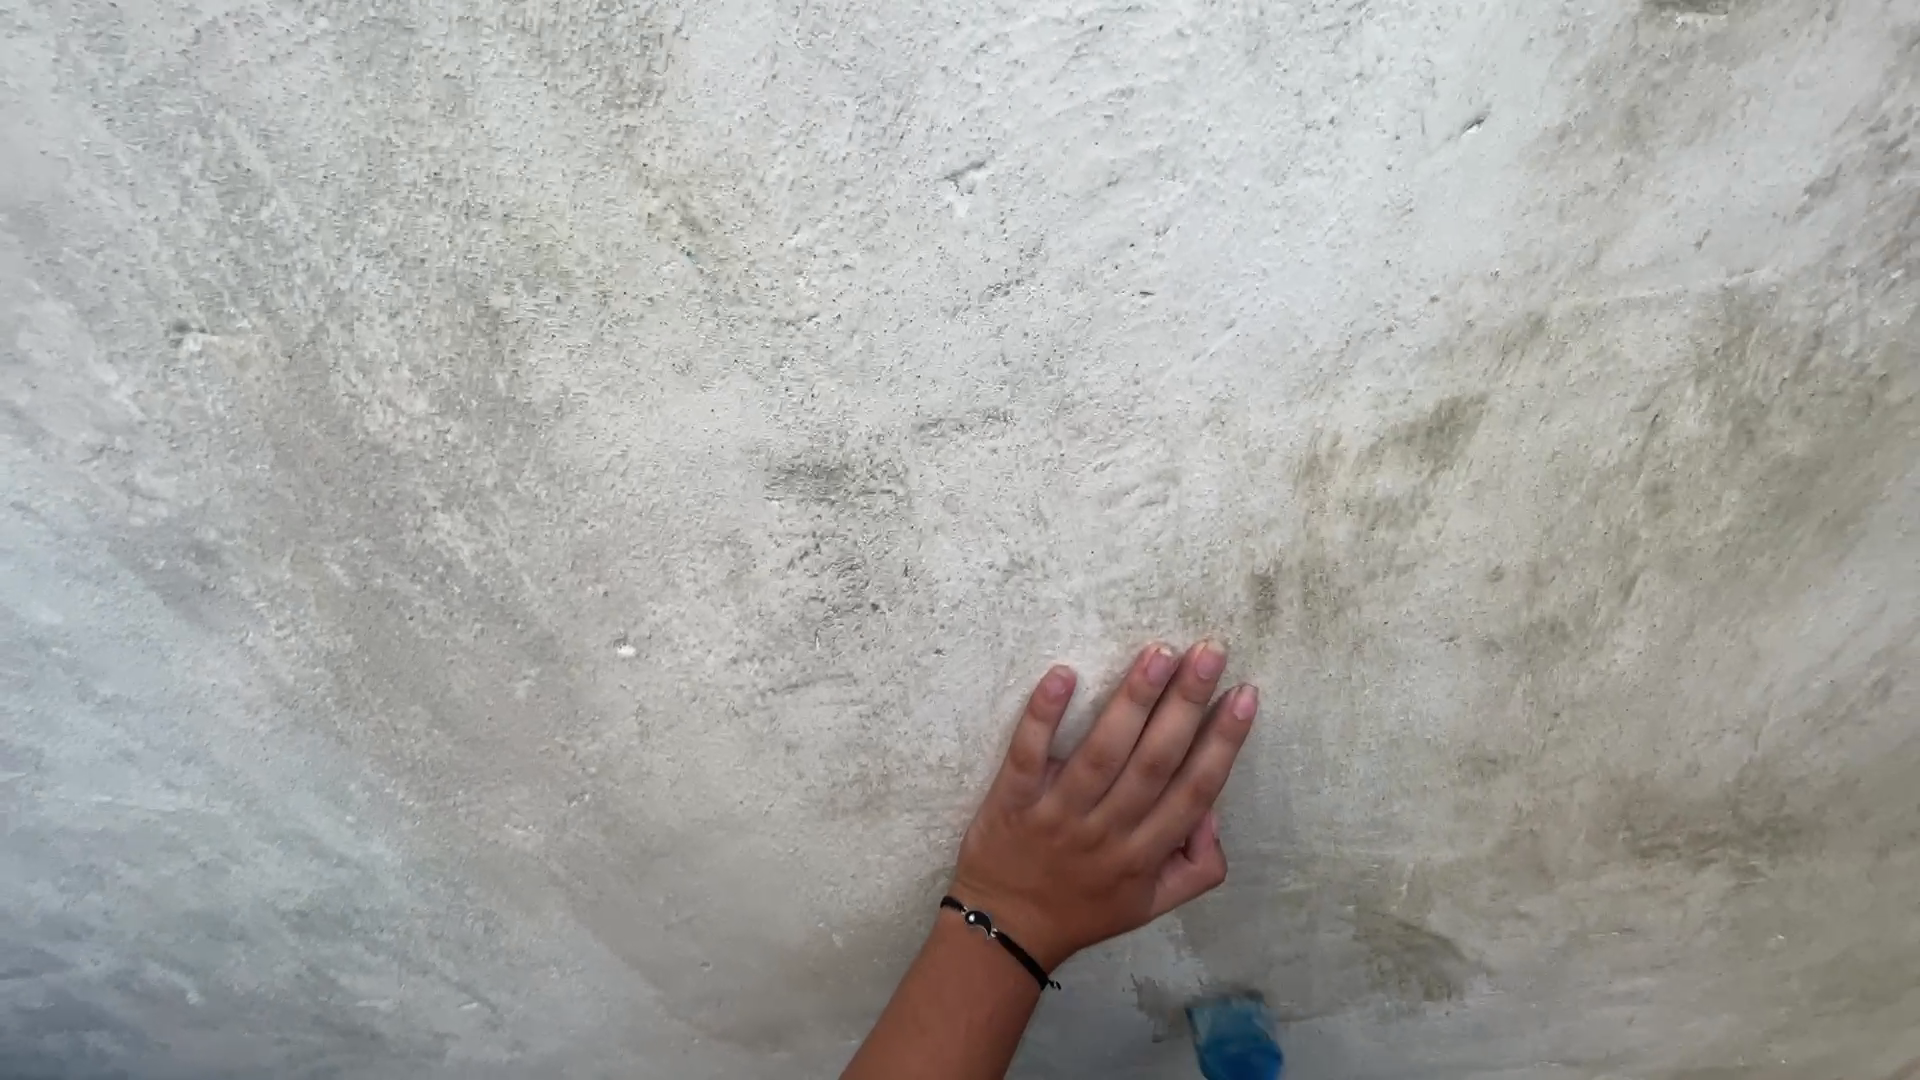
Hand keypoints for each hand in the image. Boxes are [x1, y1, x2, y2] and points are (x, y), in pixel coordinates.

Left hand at [948, 641, 1257, 971]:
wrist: (1004, 929)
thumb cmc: (1082, 908)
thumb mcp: (1151, 905)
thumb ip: (1196, 868)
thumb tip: (1213, 814)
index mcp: (1145, 854)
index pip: (1195, 791)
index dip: (1224, 742)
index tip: (1244, 692)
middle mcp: (1107, 832)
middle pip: (1155, 762)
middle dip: (1186, 703)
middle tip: (1209, 650)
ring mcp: (1057, 815)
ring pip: (1102, 753)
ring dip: (1132, 700)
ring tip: (1158, 654)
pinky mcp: (1011, 801)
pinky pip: (1028, 755)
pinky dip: (1044, 716)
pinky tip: (1064, 674)